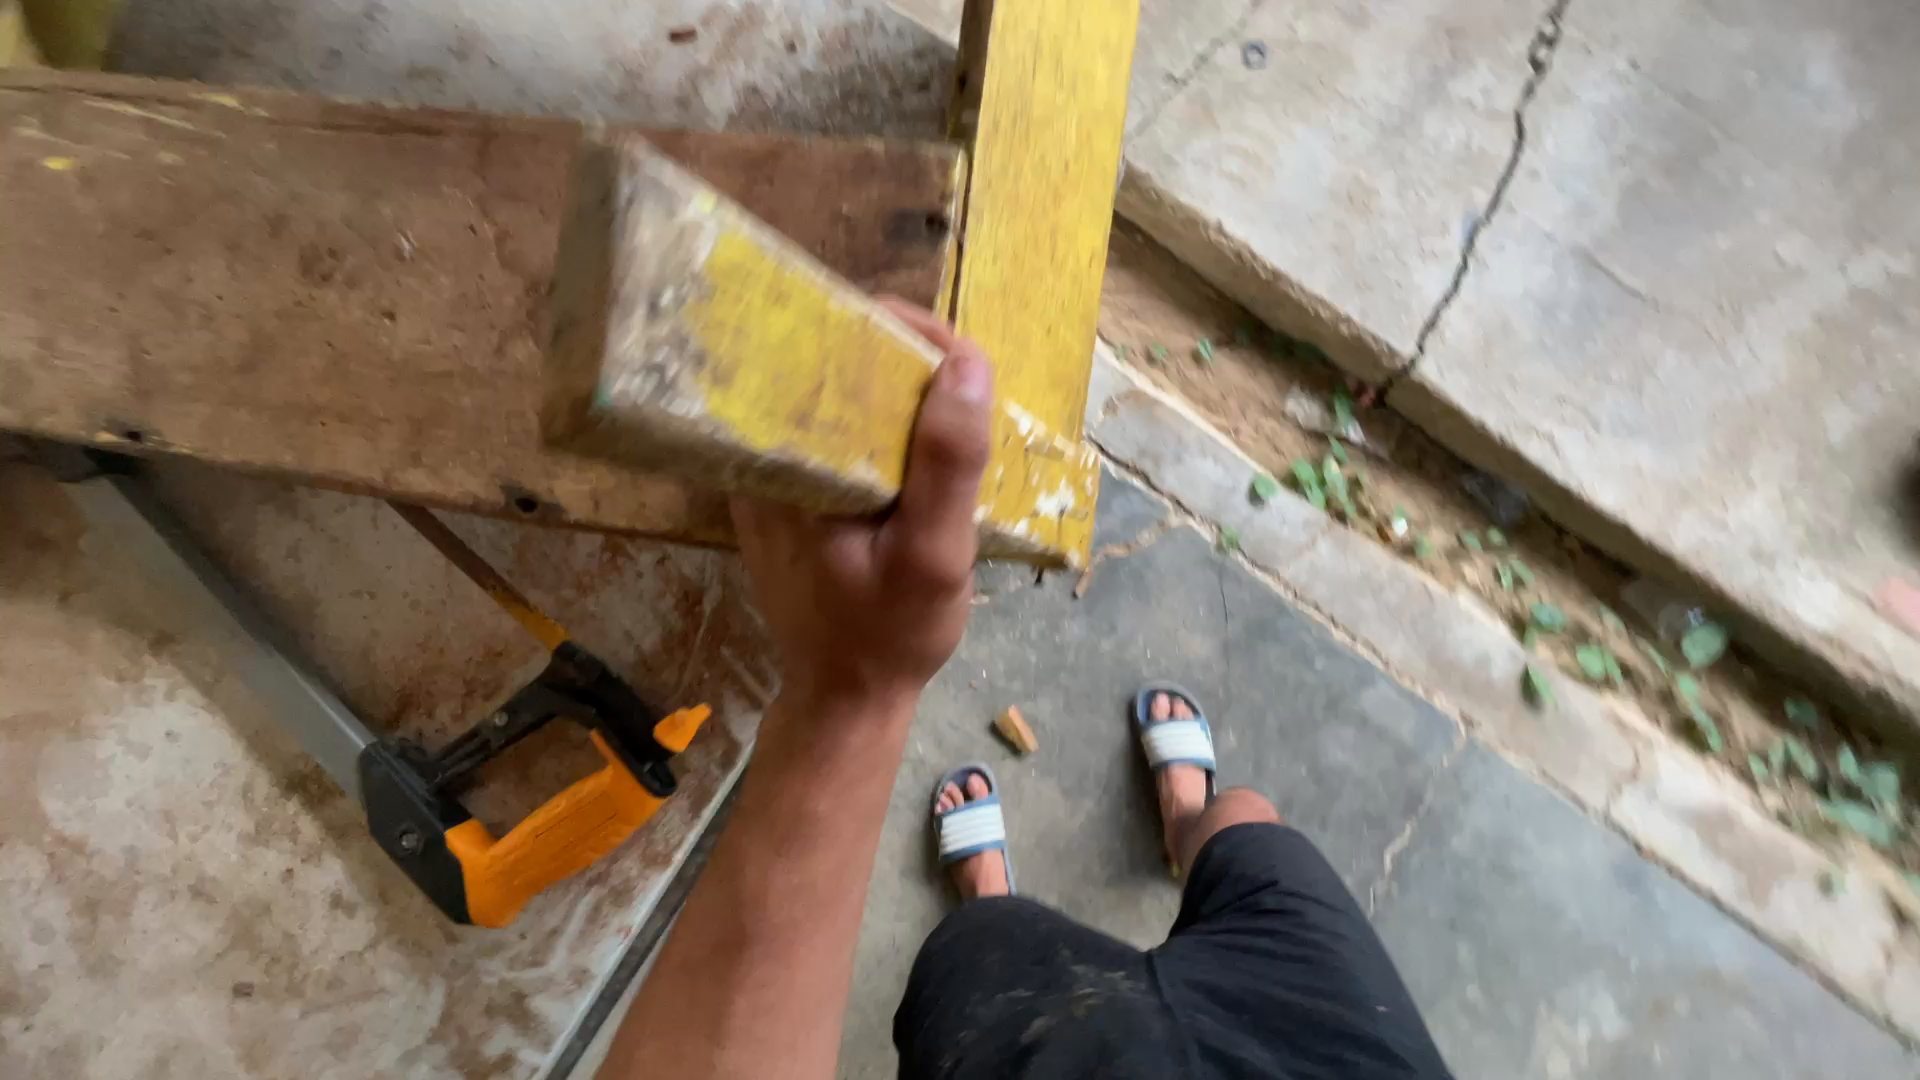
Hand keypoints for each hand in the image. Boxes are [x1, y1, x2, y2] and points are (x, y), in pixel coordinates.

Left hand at [731, 299, 992, 714]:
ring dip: (901, 397)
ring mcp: (775, 476)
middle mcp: (766, 455)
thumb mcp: (933, 555)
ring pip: (842, 399)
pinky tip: (921, 454)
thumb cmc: (890, 634)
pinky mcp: (790, 497)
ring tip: (953, 416)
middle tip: (966, 390)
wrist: (846, 696)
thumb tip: (967, 364)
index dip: (907, 335)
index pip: (836, 345)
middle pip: (838, 366)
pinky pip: (839, 436)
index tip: (965, 360)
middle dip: (909, 363)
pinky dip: (884, 431)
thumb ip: (946, 464)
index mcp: (789, 458)